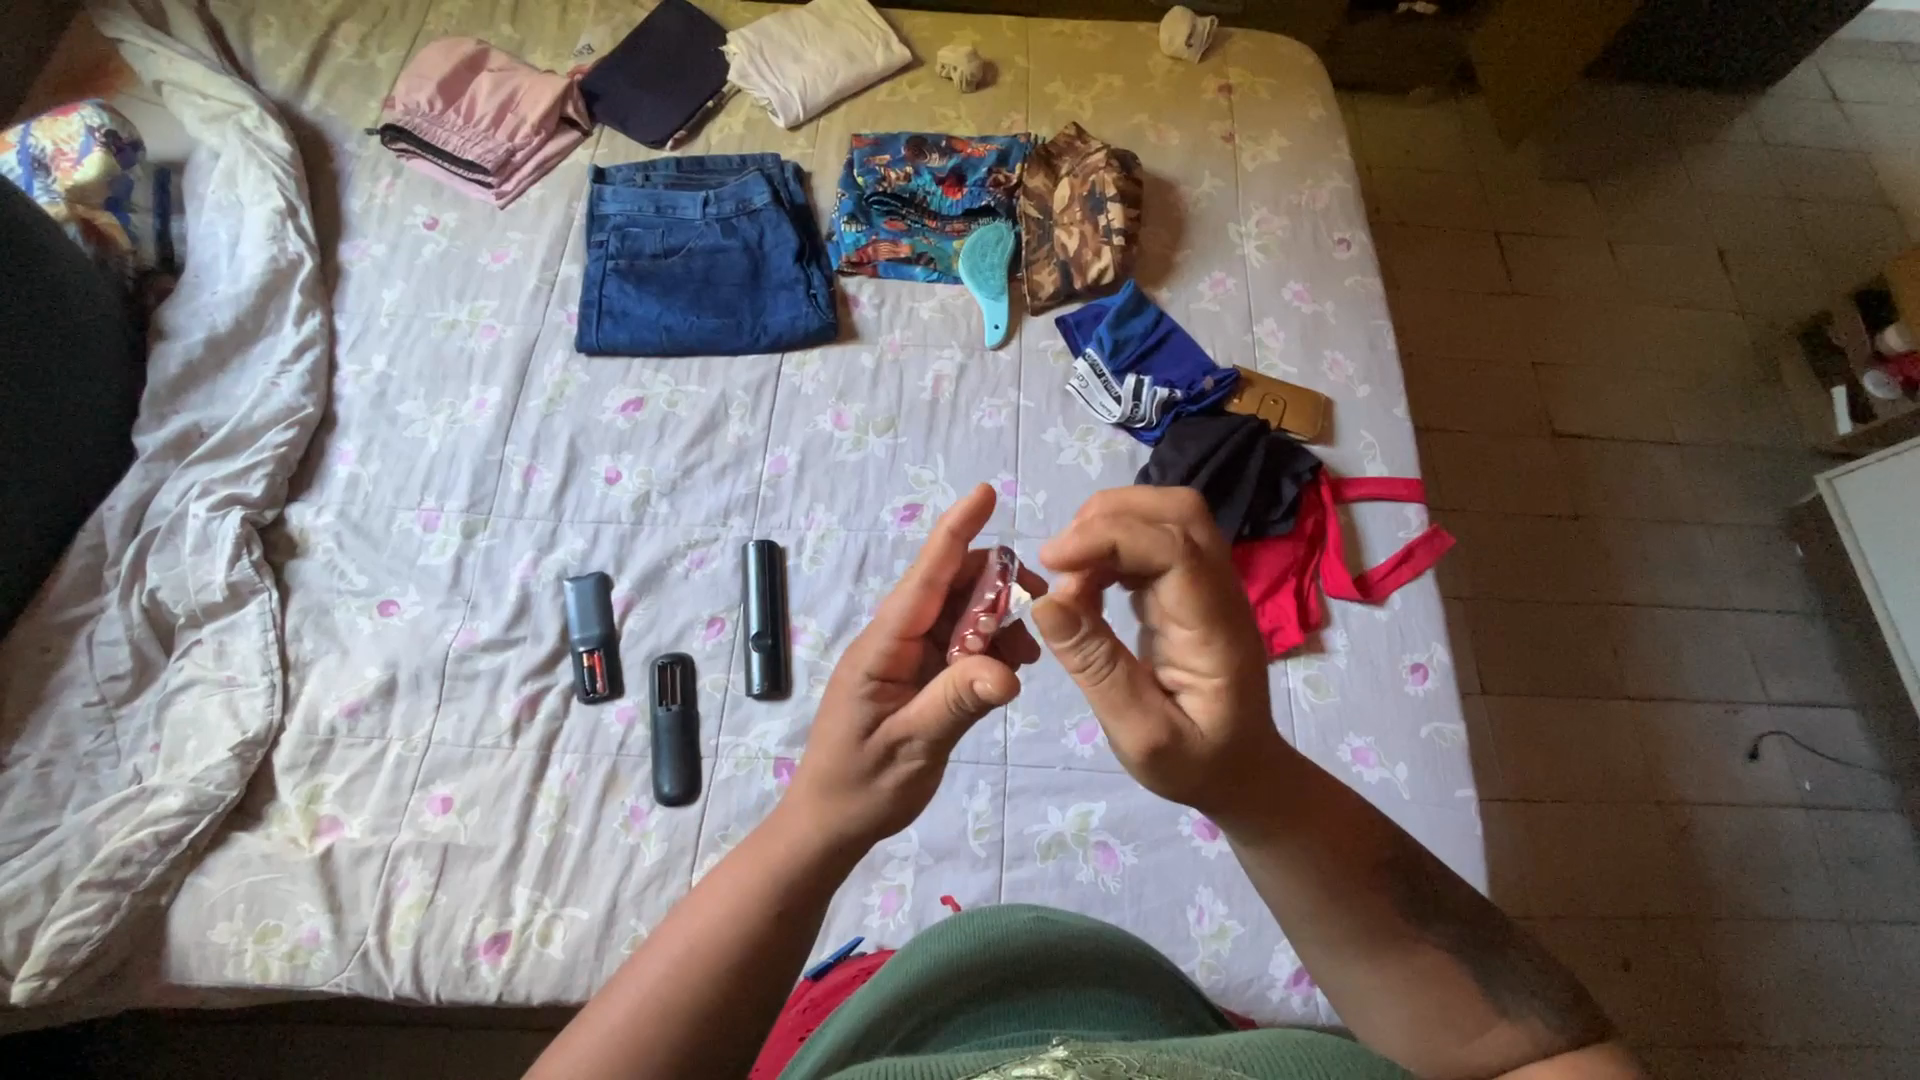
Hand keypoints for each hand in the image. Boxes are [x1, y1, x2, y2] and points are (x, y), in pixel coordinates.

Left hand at [780, 484, 1044, 856]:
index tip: (984, 493)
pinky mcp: (922, 677)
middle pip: (950, 587)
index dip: (955, 533)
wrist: (832, 821)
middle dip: (996, 582)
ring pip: (961, 614)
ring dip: (998, 620)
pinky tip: (1009, 671)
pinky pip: (963, 646)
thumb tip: (1009, 670)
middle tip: (1041, 604)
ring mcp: (910, 658)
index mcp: (882, 646)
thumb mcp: (910, 747)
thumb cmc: (860, 785)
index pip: (924, 578)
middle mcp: (897, 640)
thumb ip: (956, 703)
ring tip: (1025, 654)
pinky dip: (992, 649)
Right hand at [1032, 486, 1291, 825]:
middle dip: (1109, 516)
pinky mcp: (1190, 588)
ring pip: (1166, 516)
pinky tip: (1086, 582)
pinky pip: (1153, 540)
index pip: (1174, 548)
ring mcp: (1209, 585)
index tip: (1052, 562)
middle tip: (1059, 561)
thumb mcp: (1141, 735)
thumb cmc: (1196, 762)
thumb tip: (1045, 601)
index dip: (1109, 538)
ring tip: (1068, 573)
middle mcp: (1220, 592)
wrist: (1243, 771)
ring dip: (1108, 526)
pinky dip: (1111, 546)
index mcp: (1216, 630)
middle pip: (1178, 511)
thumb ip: (1096, 668)